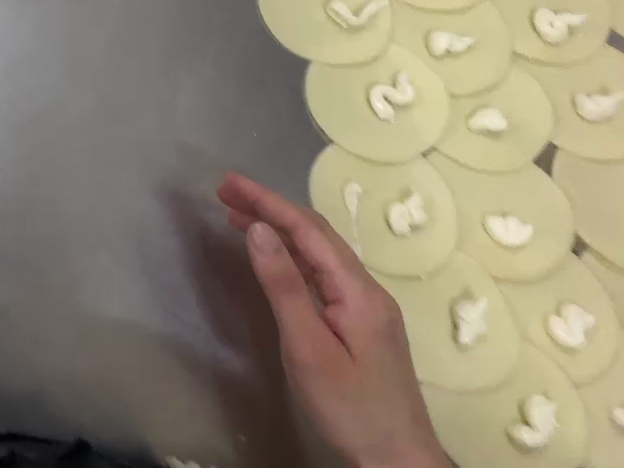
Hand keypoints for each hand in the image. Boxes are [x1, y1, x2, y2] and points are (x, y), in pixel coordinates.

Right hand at [217, 173, 445, 467]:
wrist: (398, 462)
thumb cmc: (349, 406)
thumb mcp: (308, 347)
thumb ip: (283, 285)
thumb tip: (258, 229)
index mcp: (358, 291)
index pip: (308, 230)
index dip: (267, 201)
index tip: (228, 183)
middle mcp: (366, 290)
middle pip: (315, 233)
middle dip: (270, 206)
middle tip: (225, 191)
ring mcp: (364, 306)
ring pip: (318, 251)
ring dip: (278, 227)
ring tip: (236, 213)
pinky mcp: (358, 321)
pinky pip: (319, 271)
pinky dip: (289, 251)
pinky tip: (270, 252)